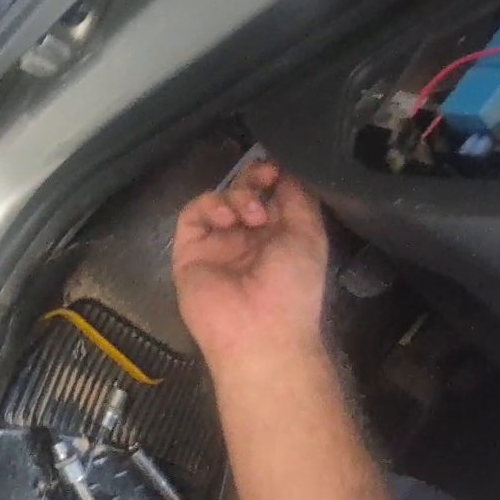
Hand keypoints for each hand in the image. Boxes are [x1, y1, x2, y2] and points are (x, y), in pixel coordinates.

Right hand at [172, 159, 329, 367]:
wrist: (260, 330)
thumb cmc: (292, 286)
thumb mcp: (309, 235)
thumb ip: (299, 198)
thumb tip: (286, 170)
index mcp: (277, 236)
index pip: (269, 194)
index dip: (271, 176)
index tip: (276, 169)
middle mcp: (246, 238)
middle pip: (243, 192)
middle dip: (253, 180)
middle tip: (263, 183)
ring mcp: (216, 245)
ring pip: (218, 200)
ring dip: (236, 196)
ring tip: (250, 215)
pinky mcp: (190, 252)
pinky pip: (193, 216)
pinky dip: (209, 206)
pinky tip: (226, 218)